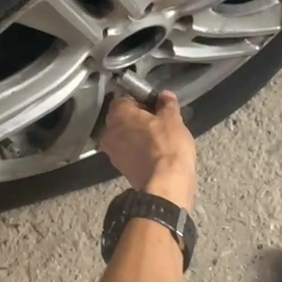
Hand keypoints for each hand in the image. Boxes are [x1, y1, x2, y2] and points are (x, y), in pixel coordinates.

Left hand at [96, 92, 195, 207]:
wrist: (165, 185)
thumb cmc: (167, 145)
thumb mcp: (173, 119)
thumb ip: (167, 104)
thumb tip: (165, 95)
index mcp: (118, 115)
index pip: (124, 98)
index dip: (141, 100)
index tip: (157, 106)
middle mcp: (109, 132)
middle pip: (123, 119)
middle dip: (139, 119)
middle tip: (160, 121)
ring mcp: (113, 153)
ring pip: (125, 136)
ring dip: (139, 135)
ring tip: (160, 138)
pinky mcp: (121, 169)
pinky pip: (129, 152)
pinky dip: (139, 150)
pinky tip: (156, 152)